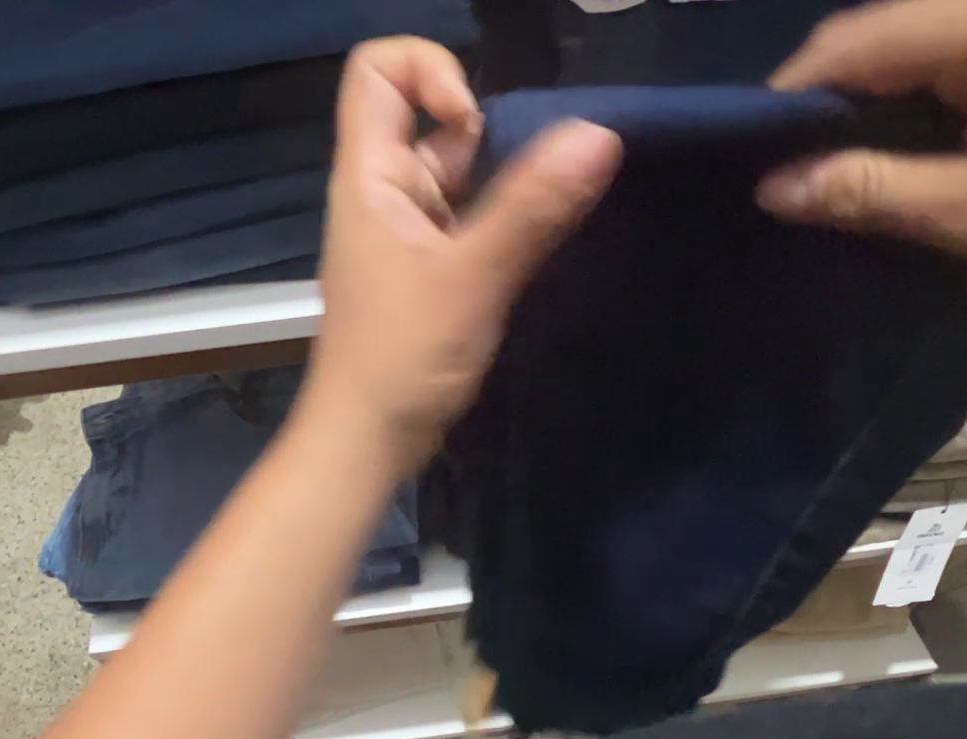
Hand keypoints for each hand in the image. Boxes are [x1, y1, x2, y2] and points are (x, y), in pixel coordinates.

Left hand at [299, 37, 621, 470]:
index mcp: (370, 179)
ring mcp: (405, 239)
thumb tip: (597, 135)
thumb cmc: (401, 359)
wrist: (368, 440)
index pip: (377, 72)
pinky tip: (533, 254)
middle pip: (431, 123)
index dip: (429, 70)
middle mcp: (384, 198)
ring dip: (505, 190)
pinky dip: (500, 228)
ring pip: (458, 181)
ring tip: (546, 222)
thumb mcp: (469, 281)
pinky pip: (466, 227)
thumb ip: (529, 210)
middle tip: (536, 188)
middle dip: (491, 139)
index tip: (477, 124)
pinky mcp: (426, 277)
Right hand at [755, 0, 966, 304]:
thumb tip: (771, 186)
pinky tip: (909, 149)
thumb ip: (874, 192)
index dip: (792, 94)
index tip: (745, 156)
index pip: (863, 38)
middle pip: (896, 29)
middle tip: (785, 172)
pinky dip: (930, 98)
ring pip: (935, 40)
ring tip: (833, 167)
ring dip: (878, 101)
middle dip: (830, 98)